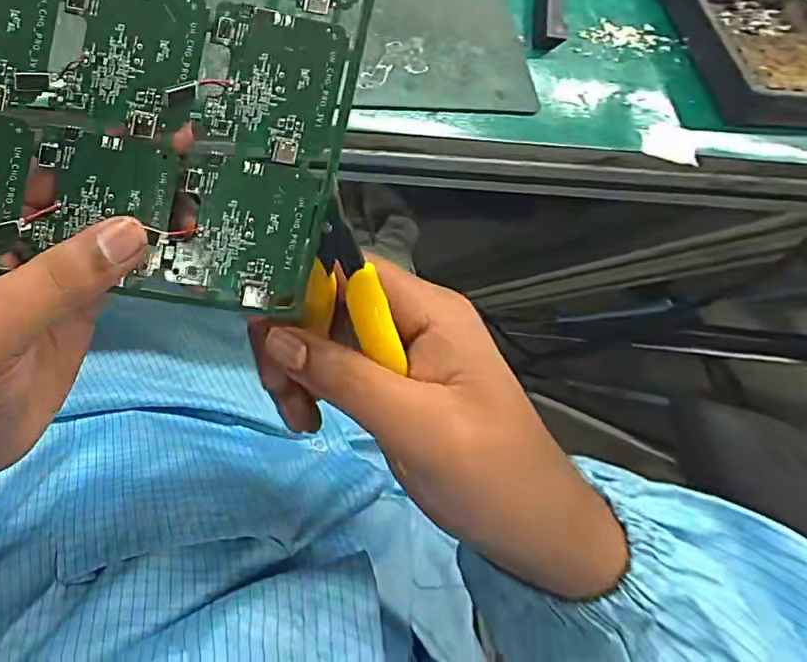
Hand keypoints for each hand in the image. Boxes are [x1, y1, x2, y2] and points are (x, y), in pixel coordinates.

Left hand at [0, 122, 197, 499]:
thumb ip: (59, 279)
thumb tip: (130, 228)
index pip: (23, 166)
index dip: (67, 138)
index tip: (116, 112)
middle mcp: (16, 236)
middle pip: (69, 190)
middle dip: (113, 163)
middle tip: (168, 133)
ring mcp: (53, 269)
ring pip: (98, 227)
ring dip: (136, 201)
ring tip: (184, 167)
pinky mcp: (80, 304)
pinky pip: (116, 268)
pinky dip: (145, 249)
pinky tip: (176, 223)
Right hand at [249, 257, 628, 599]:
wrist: (542, 540)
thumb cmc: (494, 477)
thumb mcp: (417, 427)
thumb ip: (344, 376)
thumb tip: (275, 335)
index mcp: (427, 310)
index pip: (347, 267)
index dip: (300, 281)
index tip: (264, 320)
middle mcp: (407, 317)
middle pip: (324, 299)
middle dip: (292, 336)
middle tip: (277, 384)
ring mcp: (394, 348)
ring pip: (319, 332)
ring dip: (295, 366)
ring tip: (295, 413)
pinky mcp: (384, 378)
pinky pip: (329, 363)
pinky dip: (308, 384)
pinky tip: (306, 416)